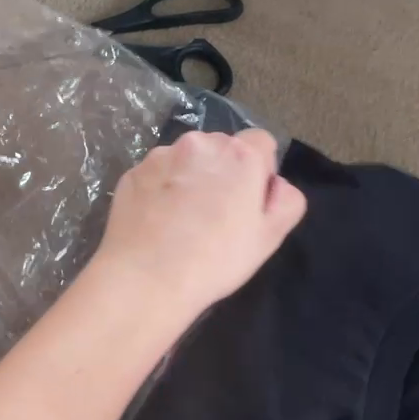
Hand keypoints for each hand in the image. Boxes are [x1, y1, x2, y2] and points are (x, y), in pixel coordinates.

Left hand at [88, 129, 306, 319]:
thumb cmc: (215, 260)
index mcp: (239, 155)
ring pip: (185, 159)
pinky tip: (158, 221)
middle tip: (216, 213)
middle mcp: (199, 144)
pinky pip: (156, 174)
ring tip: (182, 219)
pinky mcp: (132, 172)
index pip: (261, 142)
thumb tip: (276, 184)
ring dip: (190, 177)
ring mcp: (160, 156)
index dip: (260, 170)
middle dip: (223, 171)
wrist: (145, 277)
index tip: (248, 200)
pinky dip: (160, 188)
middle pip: (221, 148)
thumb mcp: (268, 238)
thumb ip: (286, 201)